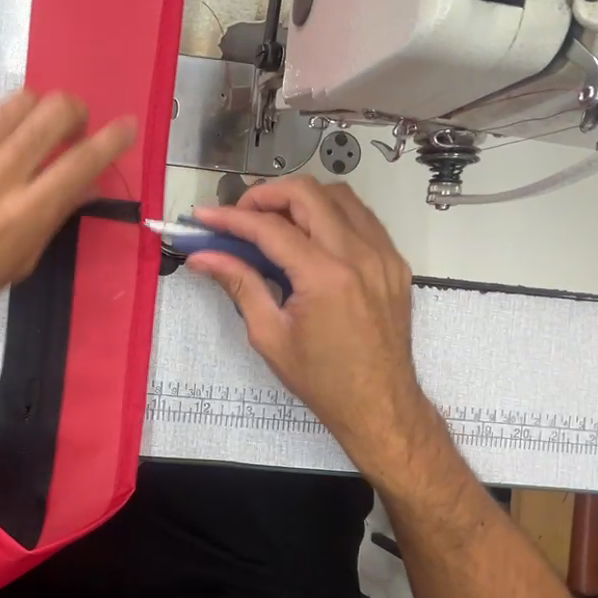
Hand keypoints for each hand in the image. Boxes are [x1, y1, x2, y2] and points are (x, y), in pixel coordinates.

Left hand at [0, 89, 136, 345]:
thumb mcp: (20, 261)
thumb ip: (54, 215)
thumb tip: (86, 181)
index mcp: (26, 213)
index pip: (83, 161)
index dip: (114, 138)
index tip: (126, 126)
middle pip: (55, 112)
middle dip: (74, 112)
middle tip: (70, 128)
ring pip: (17, 100)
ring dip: (34, 112)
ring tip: (24, 133)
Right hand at [187, 178, 446, 486]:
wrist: (379, 404)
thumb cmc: (321, 379)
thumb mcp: (269, 334)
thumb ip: (239, 284)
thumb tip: (202, 257)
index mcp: (325, 277)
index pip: (269, 227)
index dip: (230, 218)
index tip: (204, 217)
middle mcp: (359, 255)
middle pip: (307, 193)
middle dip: (265, 196)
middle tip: (240, 216)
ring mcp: (383, 255)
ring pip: (338, 196)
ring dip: (300, 200)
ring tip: (272, 223)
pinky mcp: (395, 261)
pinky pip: (361, 217)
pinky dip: (330, 214)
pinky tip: (308, 236)